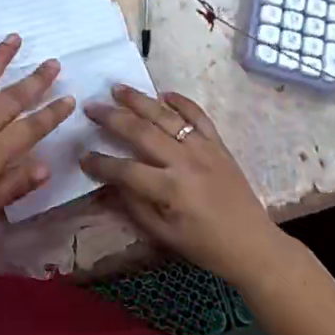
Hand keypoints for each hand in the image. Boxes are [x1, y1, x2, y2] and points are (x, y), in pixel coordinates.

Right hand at [81, 86, 293, 283]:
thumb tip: (107, 185)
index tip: (82, 157)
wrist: (252, 243)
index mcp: (170, 189)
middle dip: (112, 118)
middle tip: (91, 107)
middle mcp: (185, 162)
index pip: (125, 170)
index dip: (100, 164)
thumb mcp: (163, 234)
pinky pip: (198, 116)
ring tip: (118, 89)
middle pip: (142, 132)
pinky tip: (164, 94)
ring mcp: (203, 149)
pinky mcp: (218, 144)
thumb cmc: (204, 245)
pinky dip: (181, 102)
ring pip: (167, 116)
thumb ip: (133, 206)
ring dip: (140, 100)